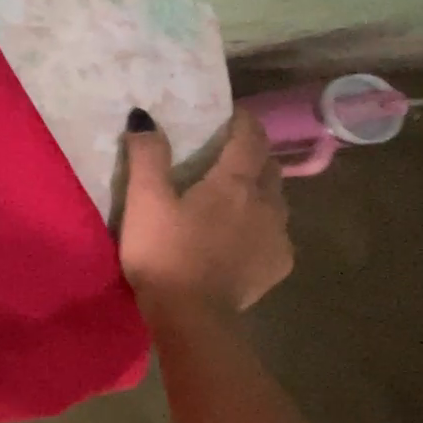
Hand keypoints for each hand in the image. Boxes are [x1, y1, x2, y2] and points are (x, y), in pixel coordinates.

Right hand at [120, 107, 294, 321]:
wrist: (192, 312)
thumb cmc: (163, 250)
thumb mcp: (144, 200)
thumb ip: (147, 157)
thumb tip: (145, 117)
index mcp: (236, 183)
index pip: (250, 140)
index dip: (243, 121)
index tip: (231, 111)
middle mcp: (268, 203)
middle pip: (269, 167)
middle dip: (252, 153)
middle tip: (227, 149)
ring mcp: (278, 235)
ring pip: (275, 199)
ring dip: (258, 187)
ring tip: (232, 191)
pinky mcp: (278, 263)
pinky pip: (274, 230)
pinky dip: (258, 221)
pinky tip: (237, 232)